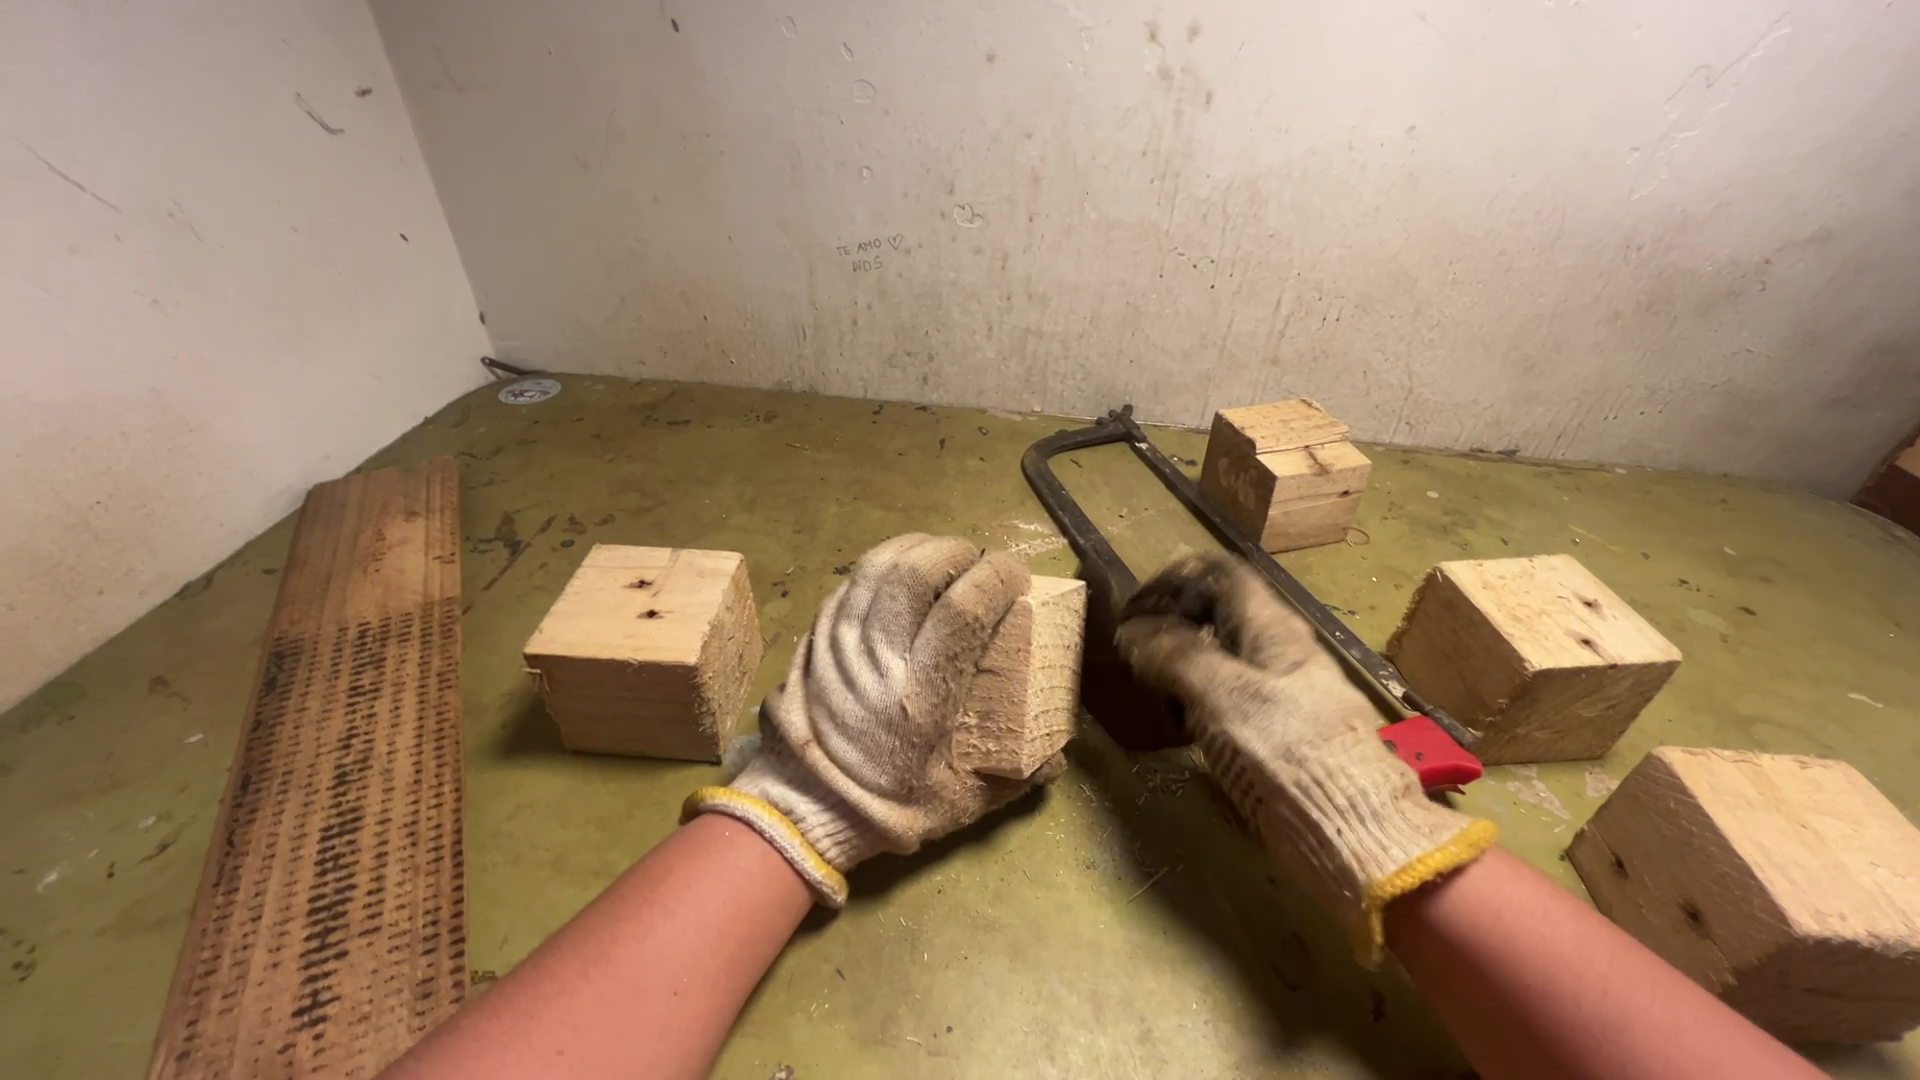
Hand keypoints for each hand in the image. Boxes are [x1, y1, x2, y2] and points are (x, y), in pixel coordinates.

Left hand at [684, 534, 1060, 904]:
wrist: (808, 808)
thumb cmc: (894, 805)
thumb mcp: (969, 795)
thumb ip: (1021, 770)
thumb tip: (1060, 748)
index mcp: (922, 696)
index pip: (963, 608)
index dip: (998, 576)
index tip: (1018, 576)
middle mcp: (878, 658)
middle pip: (916, 570)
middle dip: (958, 551)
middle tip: (979, 564)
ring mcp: (841, 641)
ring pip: (879, 564)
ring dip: (920, 548)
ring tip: (944, 559)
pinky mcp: (818, 635)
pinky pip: (854, 580)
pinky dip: (885, 565)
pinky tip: (903, 575)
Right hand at [1117, 553, 1495, 966]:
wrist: (1362, 840)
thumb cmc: (1291, 757)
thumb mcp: (1225, 698)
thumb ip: (1176, 656)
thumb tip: (1132, 630)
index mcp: (1272, 629)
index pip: (1218, 573)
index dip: (1171, 580)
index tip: (1132, 611)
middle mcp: (1279, 652)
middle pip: (1216, 614)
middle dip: (1168, 625)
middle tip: (1131, 653)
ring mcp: (1284, 694)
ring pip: (1220, 657)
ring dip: (1179, 665)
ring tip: (1148, 690)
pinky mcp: (1281, 734)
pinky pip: (1228, 699)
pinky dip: (1196, 702)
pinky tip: (1181, 728)